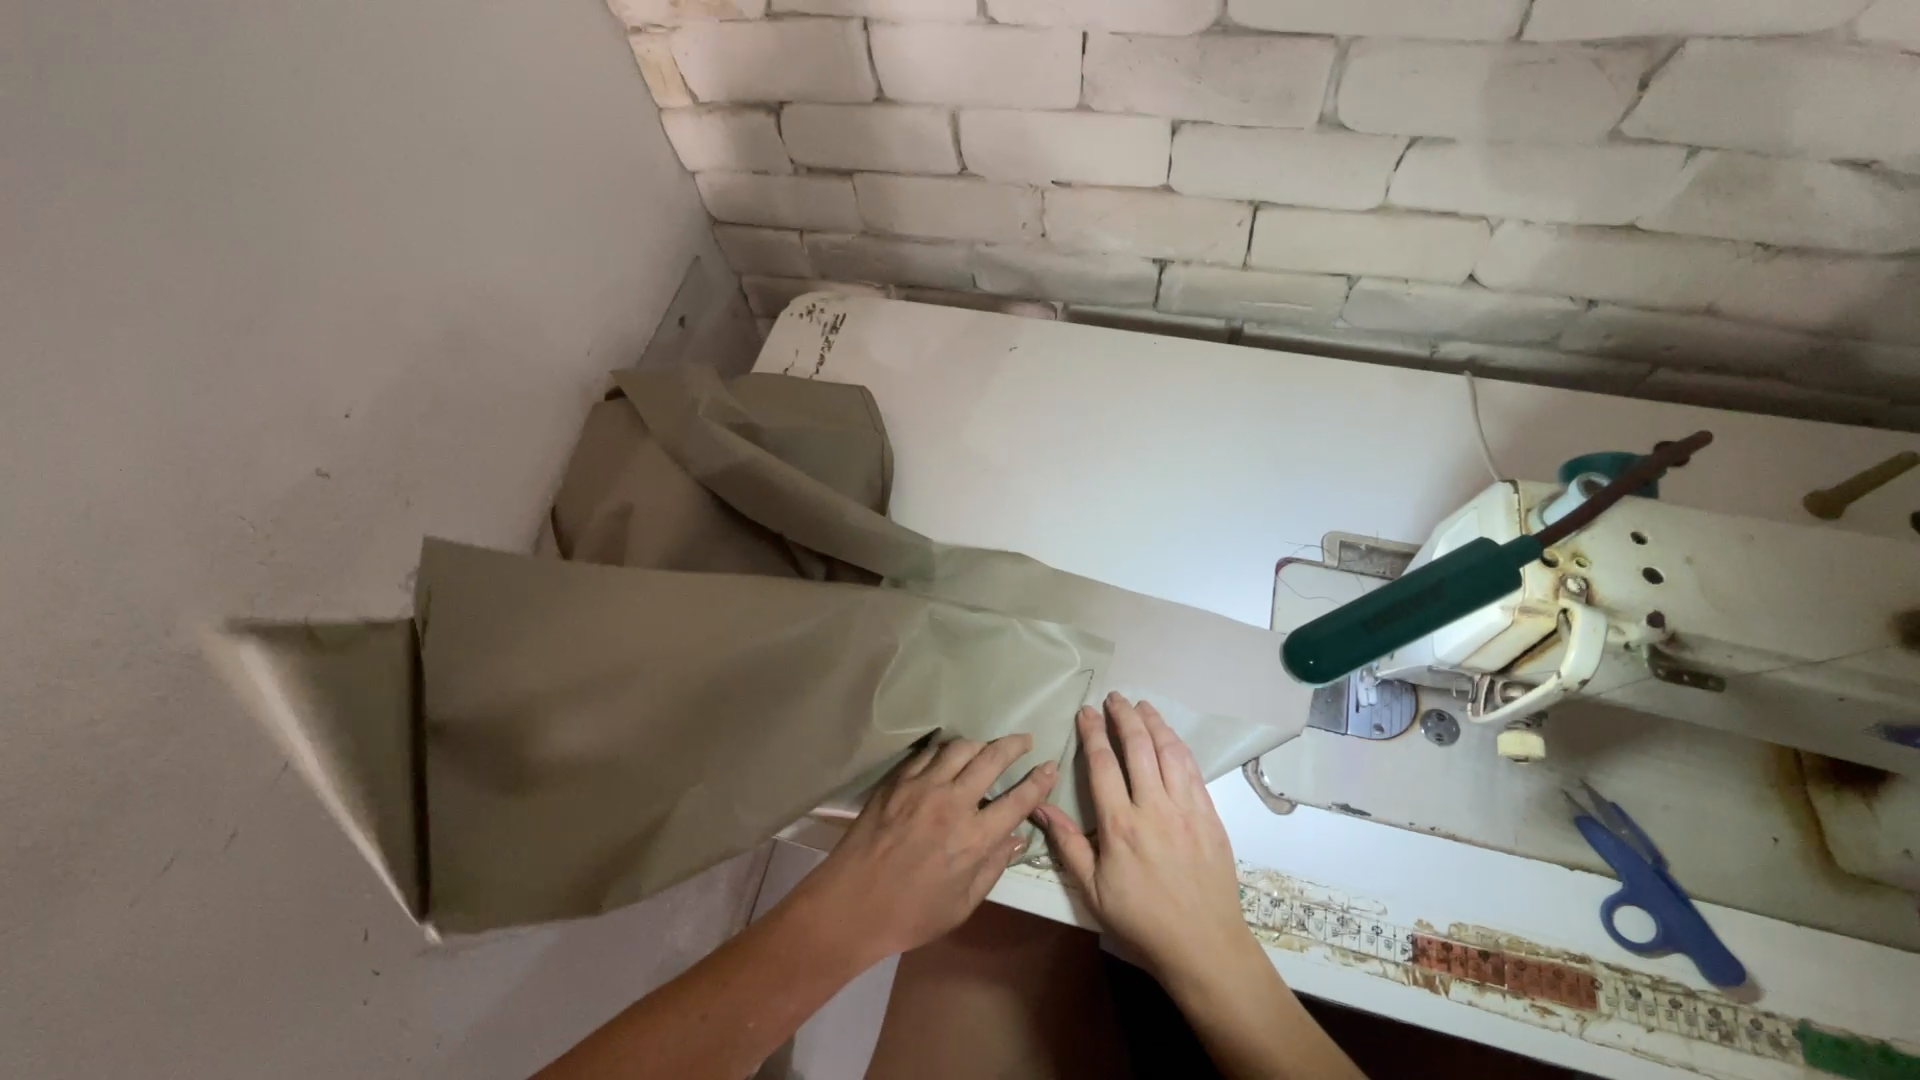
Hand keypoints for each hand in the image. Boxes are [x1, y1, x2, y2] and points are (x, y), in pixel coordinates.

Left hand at [792, 734, 1058, 961]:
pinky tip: (948, 755)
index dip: (1039, 781)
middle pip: (992, 759)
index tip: (1050, 766)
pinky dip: (944, 750)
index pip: (1018, 800)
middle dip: (1014, 745)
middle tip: (1025, 740)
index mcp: (974, 839)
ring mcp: (922, 788)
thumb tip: (1017, 838)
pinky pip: (927, 754)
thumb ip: (993, 868)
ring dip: (980, 743)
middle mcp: (953, 804)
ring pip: (959, 748)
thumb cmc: (911, 915)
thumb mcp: (963, 905)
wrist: (852, 905)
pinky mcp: (897, 782)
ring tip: (987, 746)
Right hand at [1035, 693, 1253, 983]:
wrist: (1204, 943)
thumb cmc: (1141, 919)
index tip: (1086, 711)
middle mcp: (1154, 808)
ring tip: (1141, 705)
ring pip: (1169, 752)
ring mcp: (1186, 809)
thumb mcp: (1092, 890)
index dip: (1092, 732)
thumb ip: (1067, 844)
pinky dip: (1179, 746)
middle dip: (1123, 716)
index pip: (1102, 764)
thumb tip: (1039, 807)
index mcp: (1120, 825)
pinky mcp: (1209, 815)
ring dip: (1154, 723)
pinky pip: (1193, 770)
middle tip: (1113, 697)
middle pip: (1137, 747)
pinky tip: (1170, 737)